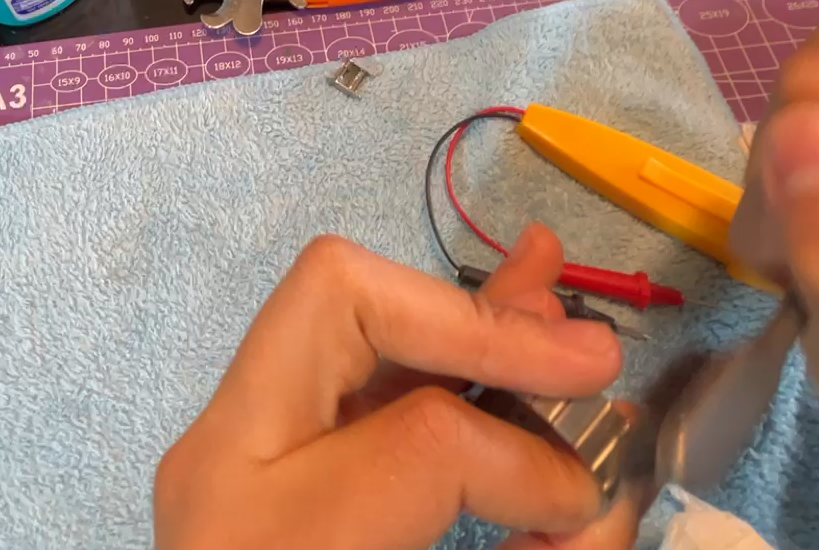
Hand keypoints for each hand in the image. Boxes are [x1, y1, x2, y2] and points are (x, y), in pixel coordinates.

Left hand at [154, 227, 623, 549]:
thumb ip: (499, 528)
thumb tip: (583, 488)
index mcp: (265, 534)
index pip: (411, 442)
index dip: (520, 462)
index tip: (581, 510)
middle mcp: (228, 455)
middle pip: (333, 298)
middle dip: (471, 318)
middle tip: (590, 354)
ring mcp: (234, 439)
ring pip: (338, 306)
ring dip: (456, 312)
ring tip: (551, 292)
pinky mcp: (257, 441)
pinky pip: (346, 360)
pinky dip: (425, 338)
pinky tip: (494, 307)